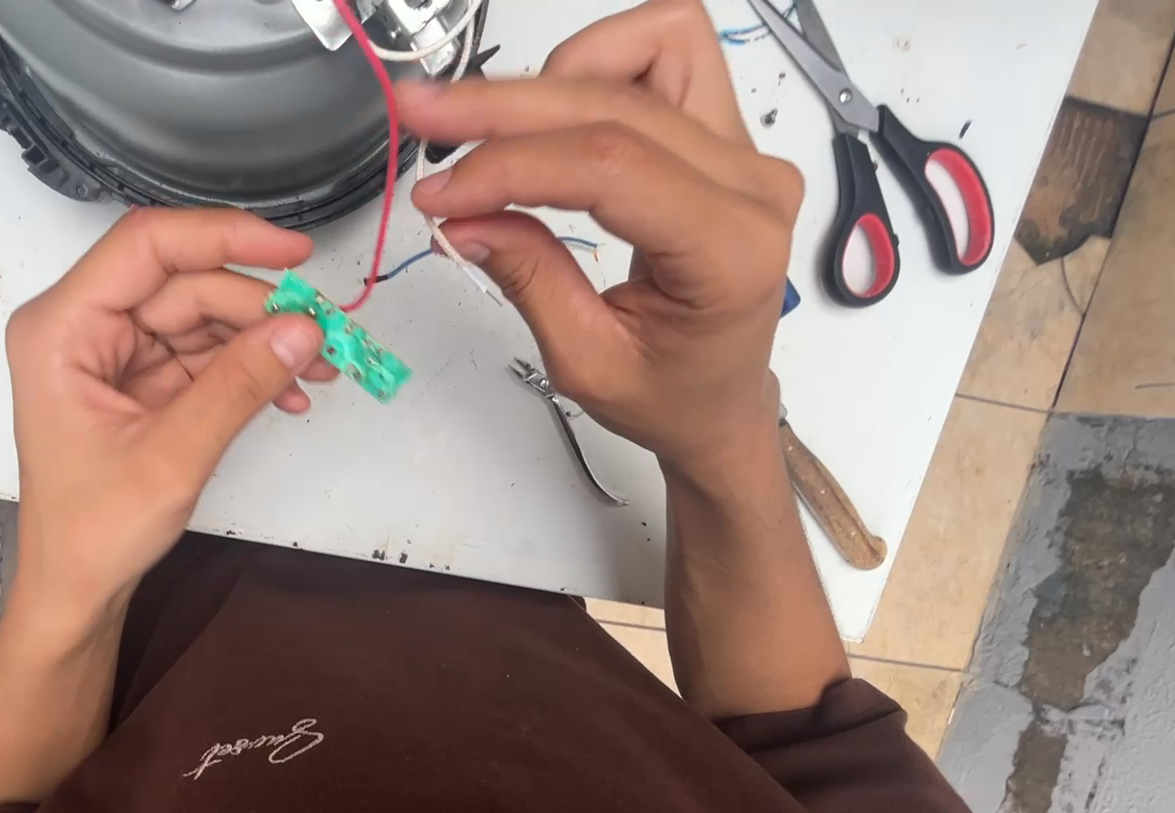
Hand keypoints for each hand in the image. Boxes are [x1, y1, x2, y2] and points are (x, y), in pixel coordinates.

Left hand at [3, 208, 329, 626]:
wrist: (80, 586)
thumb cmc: (96, 530)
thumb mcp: (172, 457)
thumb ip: (237, 387)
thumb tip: (303, 330)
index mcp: (63, 329)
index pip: (148, 248)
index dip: (224, 237)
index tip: (294, 253)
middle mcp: (86, 329)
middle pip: (185, 285)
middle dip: (258, 307)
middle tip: (323, 333)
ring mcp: (117, 357)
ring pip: (202, 319)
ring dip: (262, 341)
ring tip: (320, 366)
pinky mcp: (144, 384)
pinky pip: (205, 358)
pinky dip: (248, 372)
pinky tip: (289, 392)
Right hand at [398, 0, 803, 487]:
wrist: (716, 403)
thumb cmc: (666, 397)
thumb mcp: (585, 361)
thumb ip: (529, 279)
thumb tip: (461, 220)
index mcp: (729, 252)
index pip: (608, 167)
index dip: (509, 167)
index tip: (437, 193)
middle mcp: (750, 184)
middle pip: (617, 98)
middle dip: (506, 107)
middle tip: (424, 117)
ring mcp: (743, 151)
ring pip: (650, 47)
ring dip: (558, 77)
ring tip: (493, 131)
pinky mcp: (723, 139)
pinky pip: (663, 57)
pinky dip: (594, 71)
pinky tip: (547, 121)